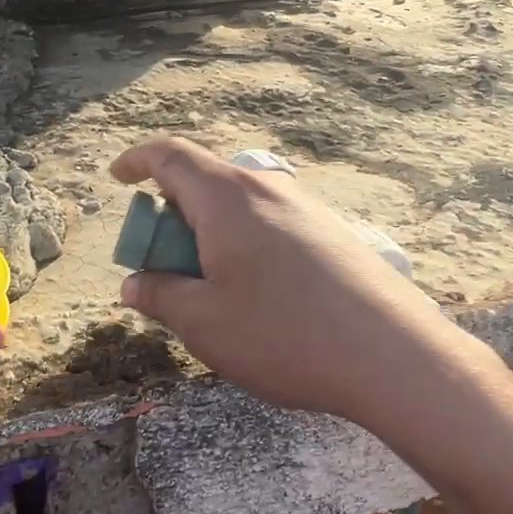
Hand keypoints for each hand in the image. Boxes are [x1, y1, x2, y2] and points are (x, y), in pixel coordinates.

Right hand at [111, 136, 507, 430]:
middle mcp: (268, 189)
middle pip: (205, 182)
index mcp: (226, 197)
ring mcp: (308, 208)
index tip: (117, 176)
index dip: (136, 160)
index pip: (170, 155)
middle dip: (172, 213)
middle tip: (162, 260)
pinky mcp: (336, 234)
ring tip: (212, 287)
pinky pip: (272, 225)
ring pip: (240, 207)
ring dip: (211, 235)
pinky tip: (261, 298)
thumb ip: (159, 295)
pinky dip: (245, 245)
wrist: (395, 357)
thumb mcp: (203, 322)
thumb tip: (134, 284)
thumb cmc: (283, 334)